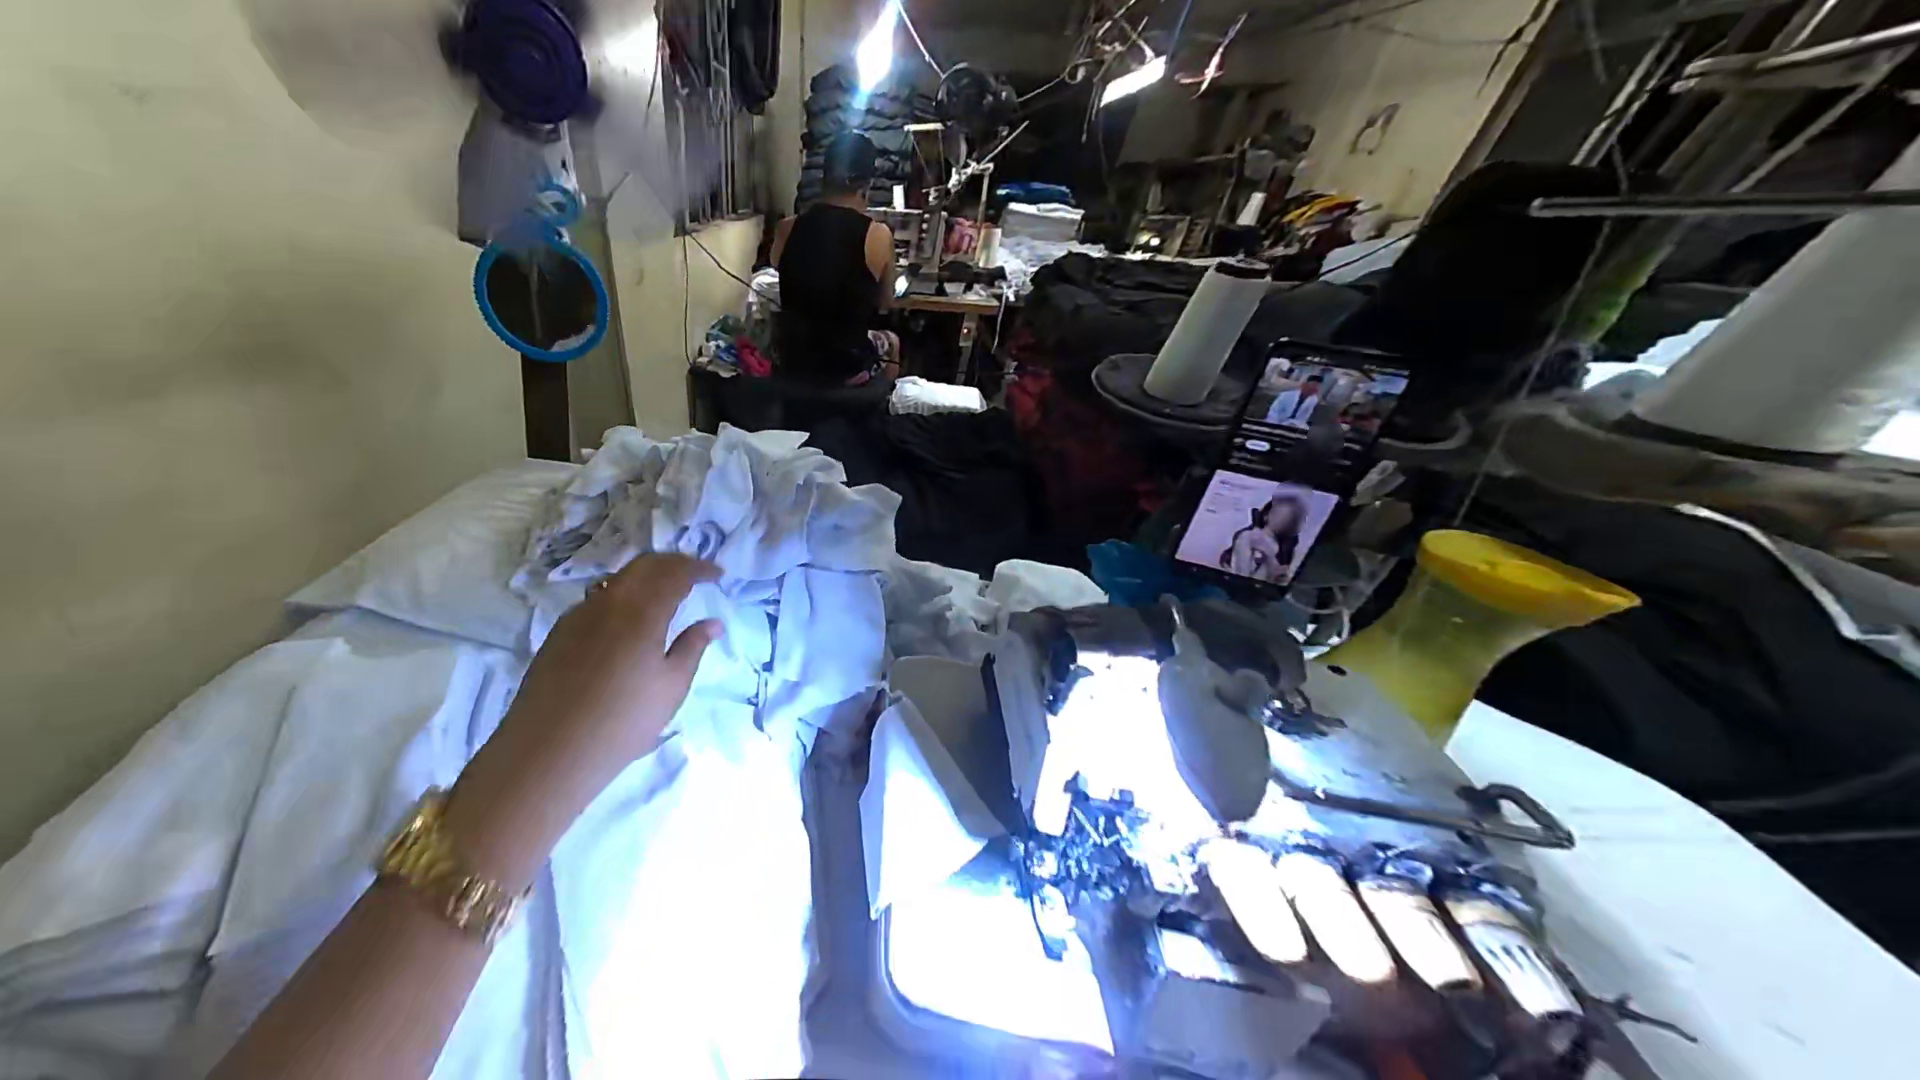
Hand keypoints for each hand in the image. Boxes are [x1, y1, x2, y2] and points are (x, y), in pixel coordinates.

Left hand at [444, 555, 722, 885]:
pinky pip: (597, 599)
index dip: (699, 568)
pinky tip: (628, 619)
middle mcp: (608, 603)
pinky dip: (622, 595)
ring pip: (617, 579)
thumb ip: (693, 647)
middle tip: (694, 574)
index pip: (675, 573)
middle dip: (673, 563)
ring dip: (645, 576)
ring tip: (664, 593)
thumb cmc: (623, 722)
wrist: (548, 753)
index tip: (718, 574)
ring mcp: (578, 616)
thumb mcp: (672, 686)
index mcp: (642, 612)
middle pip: (643, 565)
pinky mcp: (558, 633)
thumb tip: (712, 623)